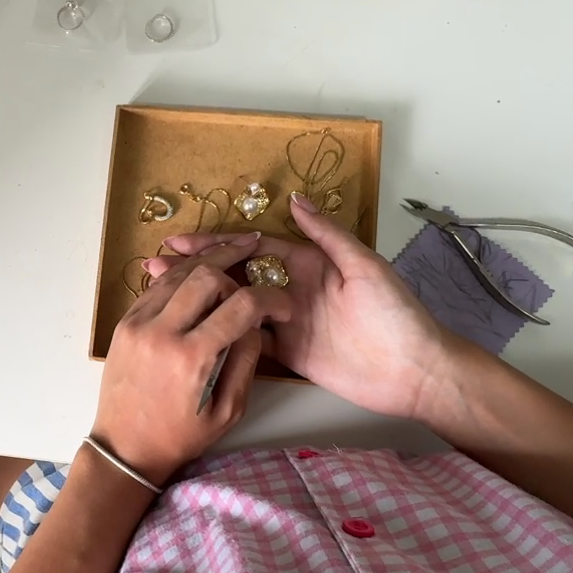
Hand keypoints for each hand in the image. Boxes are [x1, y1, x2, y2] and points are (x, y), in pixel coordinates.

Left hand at [95, 236, 292, 485]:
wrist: (124, 446)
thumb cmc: (180, 436)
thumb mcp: (229, 410)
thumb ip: (245, 360)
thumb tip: (254, 321)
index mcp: (192, 358)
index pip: (241, 305)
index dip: (271, 298)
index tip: (282, 306)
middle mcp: (162, 332)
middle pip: (206, 274)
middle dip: (236, 273)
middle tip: (250, 281)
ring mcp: (138, 323)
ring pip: (178, 272)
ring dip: (207, 265)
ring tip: (231, 256)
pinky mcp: (124, 322)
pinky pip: (157, 286)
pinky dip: (181, 278)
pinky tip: (198, 277)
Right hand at [144, 193, 461, 421]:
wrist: (414, 372)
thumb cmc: (395, 314)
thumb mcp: (363, 267)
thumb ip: (327, 236)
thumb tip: (295, 201)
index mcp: (306, 264)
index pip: (251, 248)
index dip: (216, 244)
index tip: (181, 242)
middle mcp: (289, 289)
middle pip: (235, 275)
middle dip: (198, 269)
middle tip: (158, 265)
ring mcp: (285, 322)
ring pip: (234, 305)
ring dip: (202, 298)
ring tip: (164, 293)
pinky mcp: (286, 353)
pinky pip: (246, 339)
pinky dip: (220, 332)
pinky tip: (193, 330)